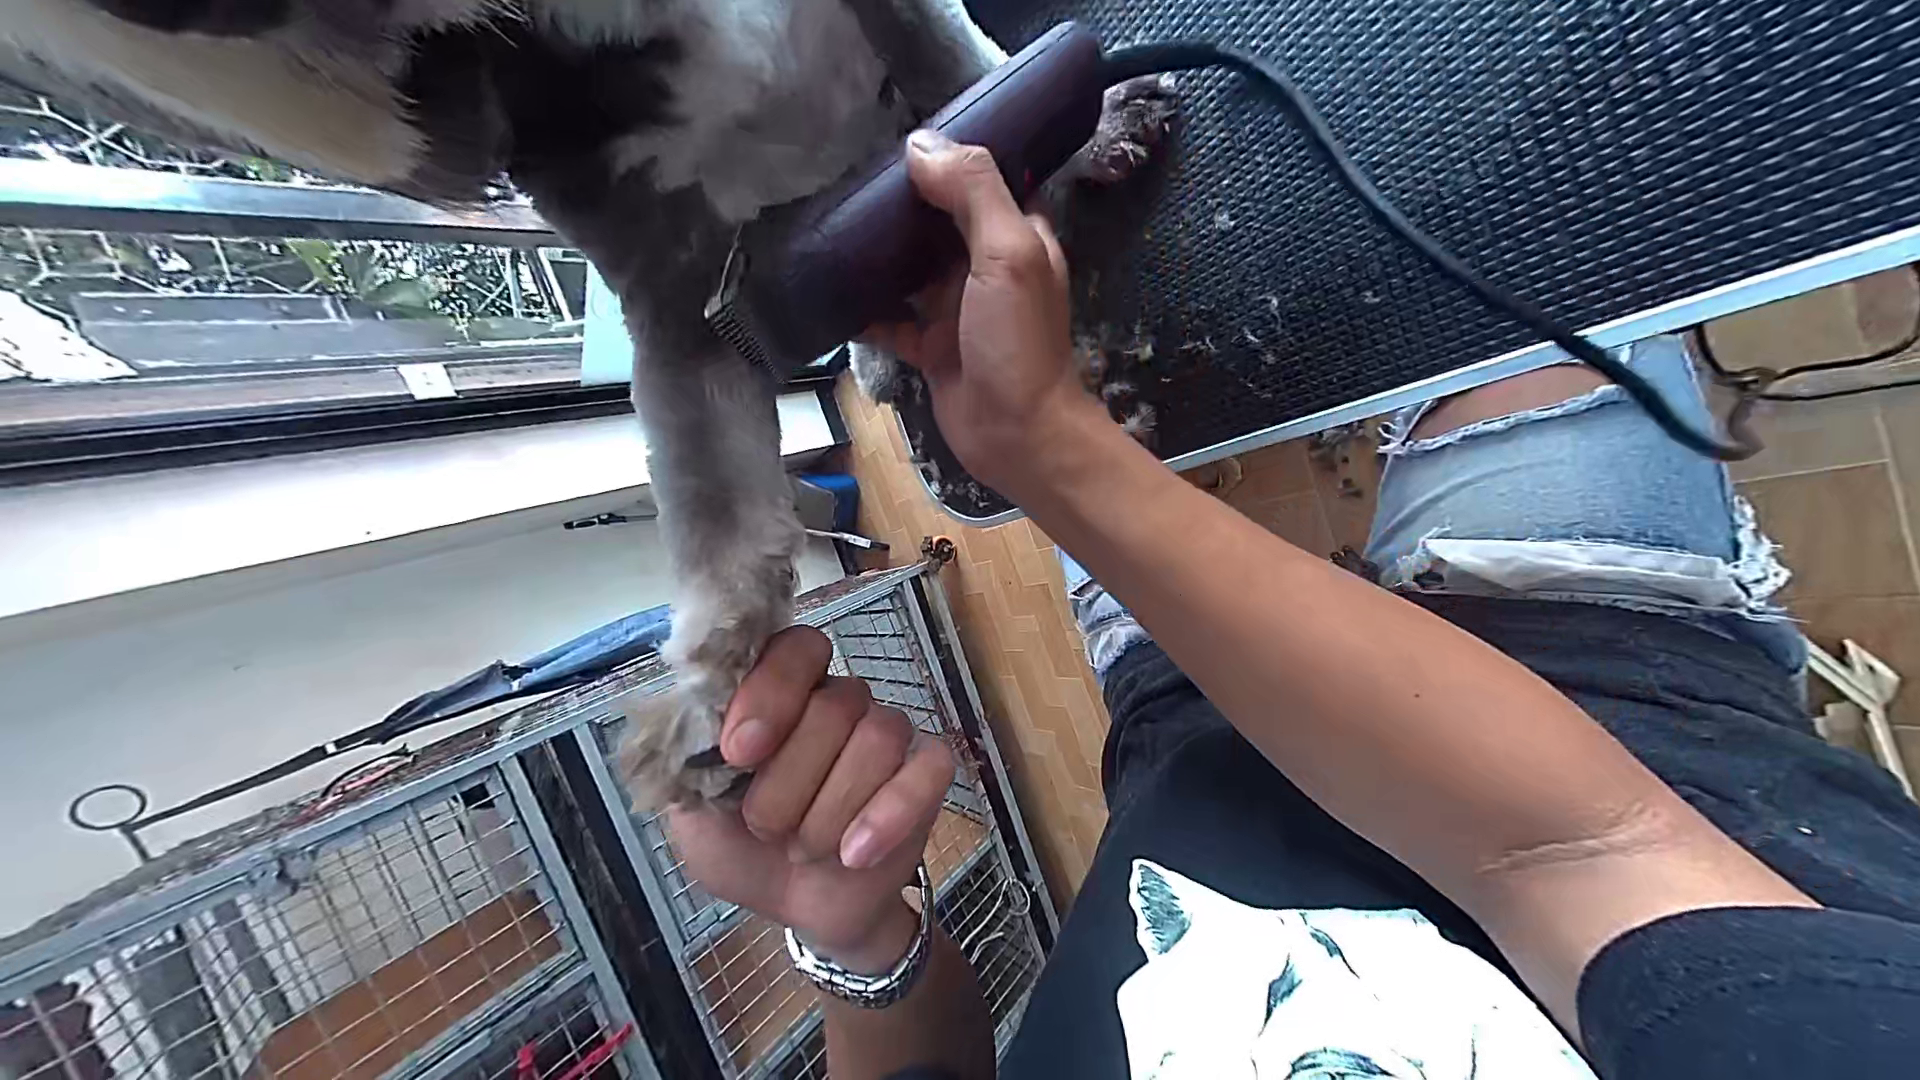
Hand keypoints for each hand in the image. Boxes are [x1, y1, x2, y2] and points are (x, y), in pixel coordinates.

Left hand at [665, 626, 955, 971]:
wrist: (799, 905)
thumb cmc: (746, 845)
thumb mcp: (697, 809)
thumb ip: (695, 759)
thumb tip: (702, 718)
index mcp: (788, 692)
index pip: (798, 648)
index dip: (772, 690)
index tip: (740, 752)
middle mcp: (842, 700)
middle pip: (835, 706)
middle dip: (789, 783)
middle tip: (766, 828)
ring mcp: (890, 733)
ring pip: (878, 738)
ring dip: (830, 811)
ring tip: (804, 849)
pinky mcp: (926, 773)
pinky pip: (929, 768)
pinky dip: (890, 813)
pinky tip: (855, 853)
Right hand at [864, 131, 1107, 497]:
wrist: (1016, 433)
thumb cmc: (1018, 343)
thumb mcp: (1007, 254)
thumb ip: (972, 193)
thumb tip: (919, 146)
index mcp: (1015, 240)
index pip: (981, 184)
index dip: (947, 161)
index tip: (898, 142)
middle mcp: (985, 271)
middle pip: (938, 225)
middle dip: (902, 206)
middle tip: (850, 180)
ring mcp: (956, 313)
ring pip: (911, 272)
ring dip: (879, 255)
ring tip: (832, 223)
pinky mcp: (931, 349)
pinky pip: (892, 322)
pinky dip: (868, 310)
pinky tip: (833, 291)